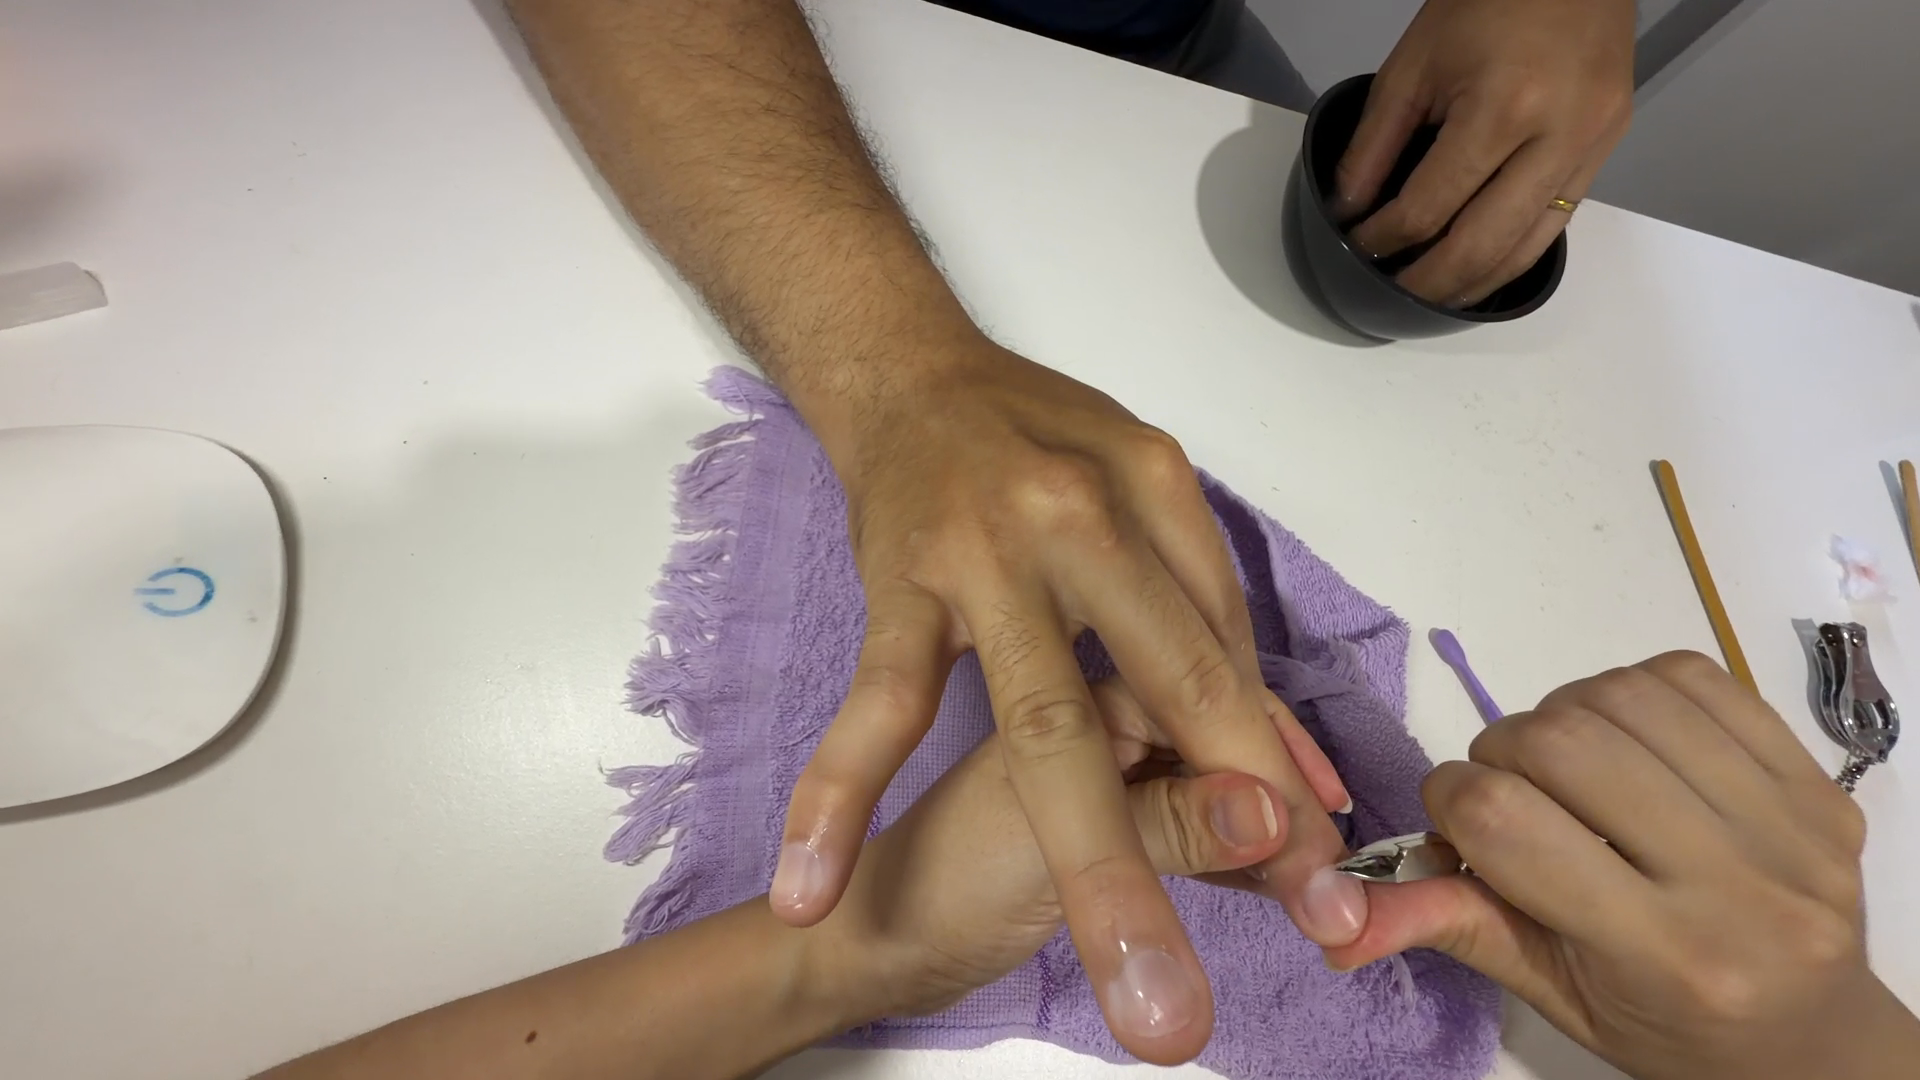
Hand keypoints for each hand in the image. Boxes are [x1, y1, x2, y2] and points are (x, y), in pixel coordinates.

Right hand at [771, 338, 1360, 1059]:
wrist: (908, 378)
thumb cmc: (1033, 433)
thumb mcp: (1141, 486)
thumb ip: (1202, 608)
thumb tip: (1275, 746)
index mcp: (1153, 492)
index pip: (1228, 649)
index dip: (1277, 766)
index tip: (1317, 873)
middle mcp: (1081, 522)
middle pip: (1170, 687)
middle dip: (1251, 822)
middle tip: (1315, 942)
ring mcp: (983, 559)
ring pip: (1046, 721)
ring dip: (1096, 861)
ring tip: (1142, 1003)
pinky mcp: (898, 587)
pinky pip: (882, 701)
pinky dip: (841, 790)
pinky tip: (819, 883)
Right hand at [1328, 652, 1919, 1079]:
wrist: (1819, 1042)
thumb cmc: (1658, 1019)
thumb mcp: (1541, 988)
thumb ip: (1442, 924)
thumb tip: (1330, 912)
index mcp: (1667, 953)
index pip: (1502, 818)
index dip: (1449, 799)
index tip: (1462, 825)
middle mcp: (1746, 888)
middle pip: (1558, 741)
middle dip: (1501, 751)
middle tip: (1515, 793)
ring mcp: (1796, 827)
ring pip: (1616, 695)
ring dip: (1560, 715)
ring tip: (1569, 766)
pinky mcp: (1821, 782)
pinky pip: (1688, 676)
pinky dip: (1628, 690)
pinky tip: (1628, 742)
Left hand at [1337, 0, 1633, 305]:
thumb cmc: (1487, 1)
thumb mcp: (1408, 68)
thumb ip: (1370, 148)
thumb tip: (1346, 213)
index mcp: (1505, 109)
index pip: (1427, 210)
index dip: (1381, 239)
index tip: (1356, 245)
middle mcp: (1560, 136)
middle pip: (1480, 246)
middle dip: (1425, 282)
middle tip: (1388, 293)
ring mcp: (1594, 145)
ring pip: (1524, 250)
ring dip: (1469, 286)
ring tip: (1426, 296)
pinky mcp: (1608, 148)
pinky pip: (1554, 227)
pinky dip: (1507, 260)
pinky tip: (1472, 272)